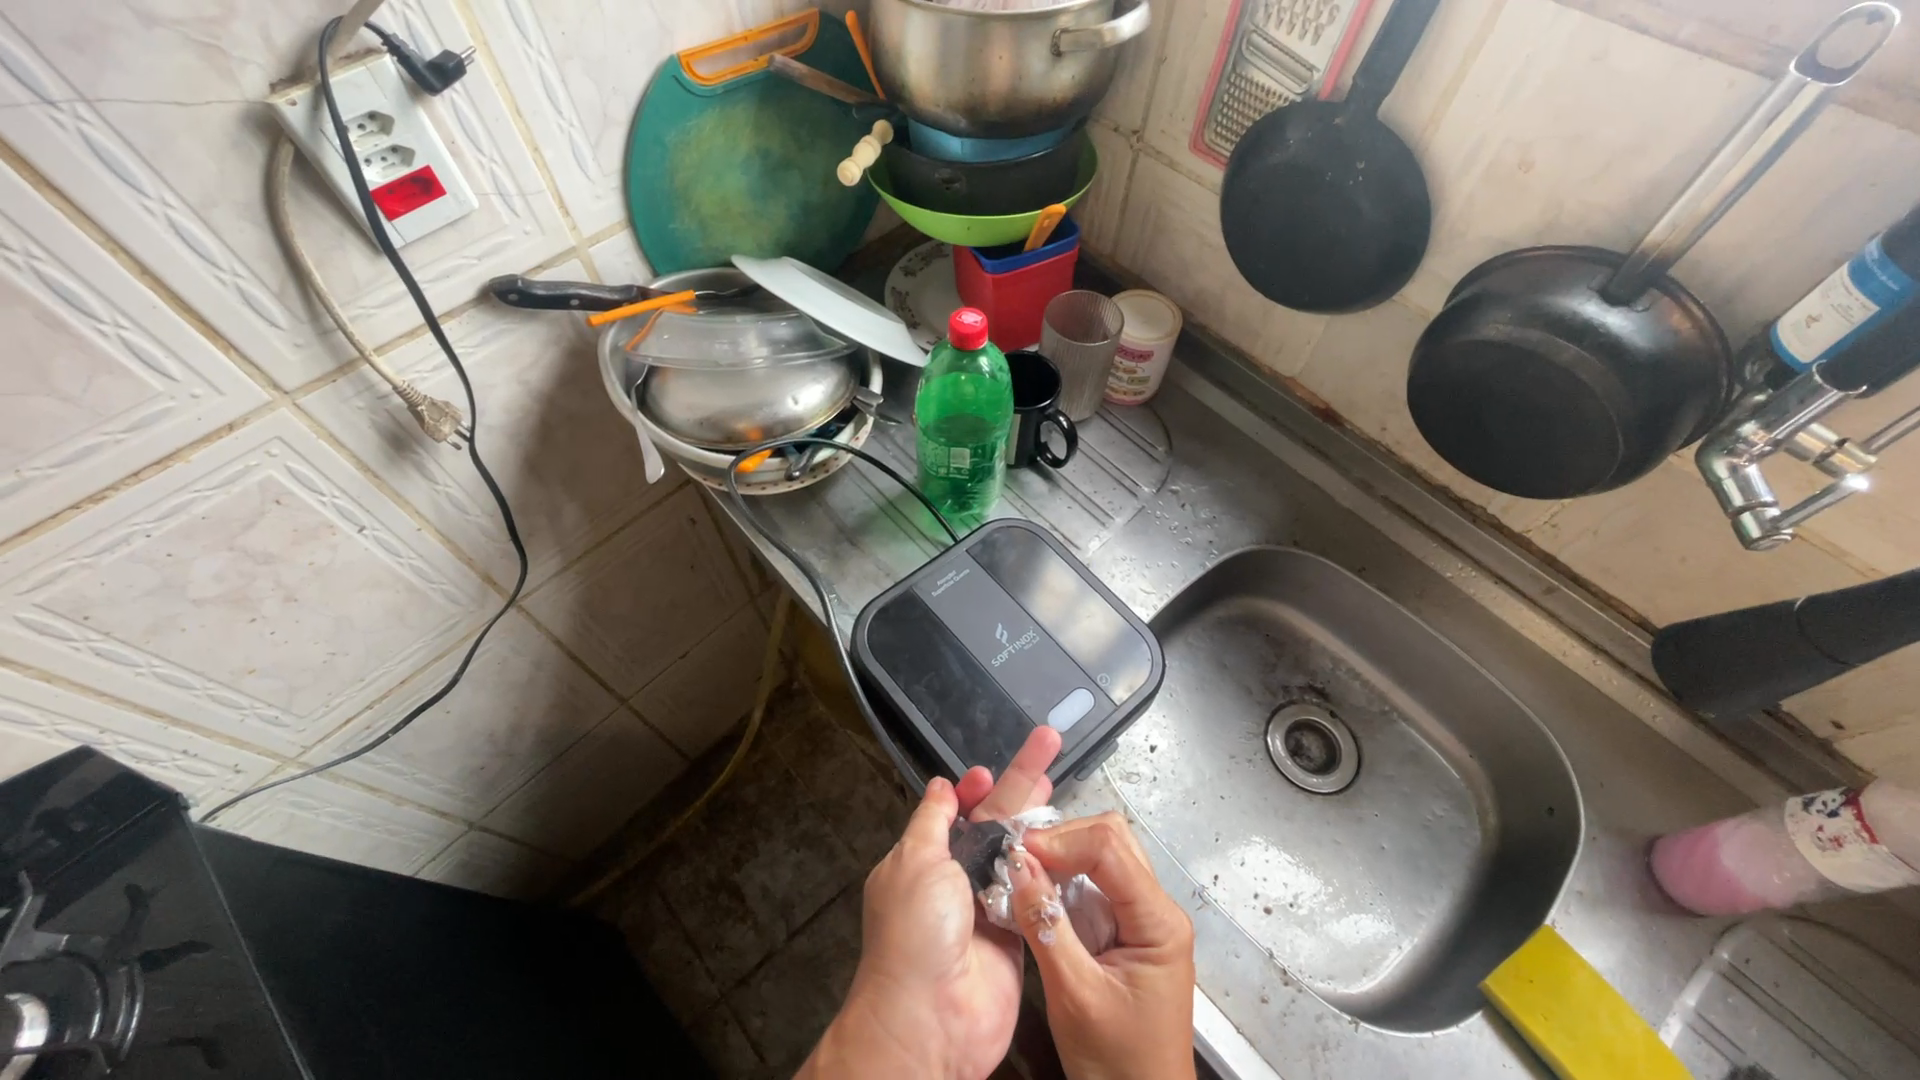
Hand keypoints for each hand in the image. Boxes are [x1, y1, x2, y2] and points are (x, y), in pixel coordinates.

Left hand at [799, 727, 1061, 1078]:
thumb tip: (942, 785)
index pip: (957, 811)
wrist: (932, 1017)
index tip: (990, 771)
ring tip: (1063, 784)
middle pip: (997, 821)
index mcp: (926, 858)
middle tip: (1050, 745)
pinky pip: (1038, 891)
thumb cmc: (915, 932)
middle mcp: (958, 878)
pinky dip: (1052, 867)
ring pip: (1022, 852)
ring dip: (1041, 821)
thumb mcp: (914, 862)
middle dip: (1022, 784)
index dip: (976, 787)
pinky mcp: (1019, 932)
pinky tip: (1073, 841)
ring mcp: (990, 905)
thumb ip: (932, 821)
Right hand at [1010, 813, 1195, 1079]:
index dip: (1061, 841)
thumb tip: (1014, 865)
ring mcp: (1145, 916)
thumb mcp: (1073, 995)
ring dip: (1062, 853)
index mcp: (1159, 922)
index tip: (1016, 851)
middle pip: (1112, 840)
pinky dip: (1065, 875)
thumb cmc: (1115, 1059)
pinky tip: (1039, 885)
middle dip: (1062, 838)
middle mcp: (1158, 908)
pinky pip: (1097, 881)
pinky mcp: (1127, 928)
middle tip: (1017, 855)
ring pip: (1105, 854)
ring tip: (1022, 866)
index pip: (1110, 849)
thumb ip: (1045, 927)